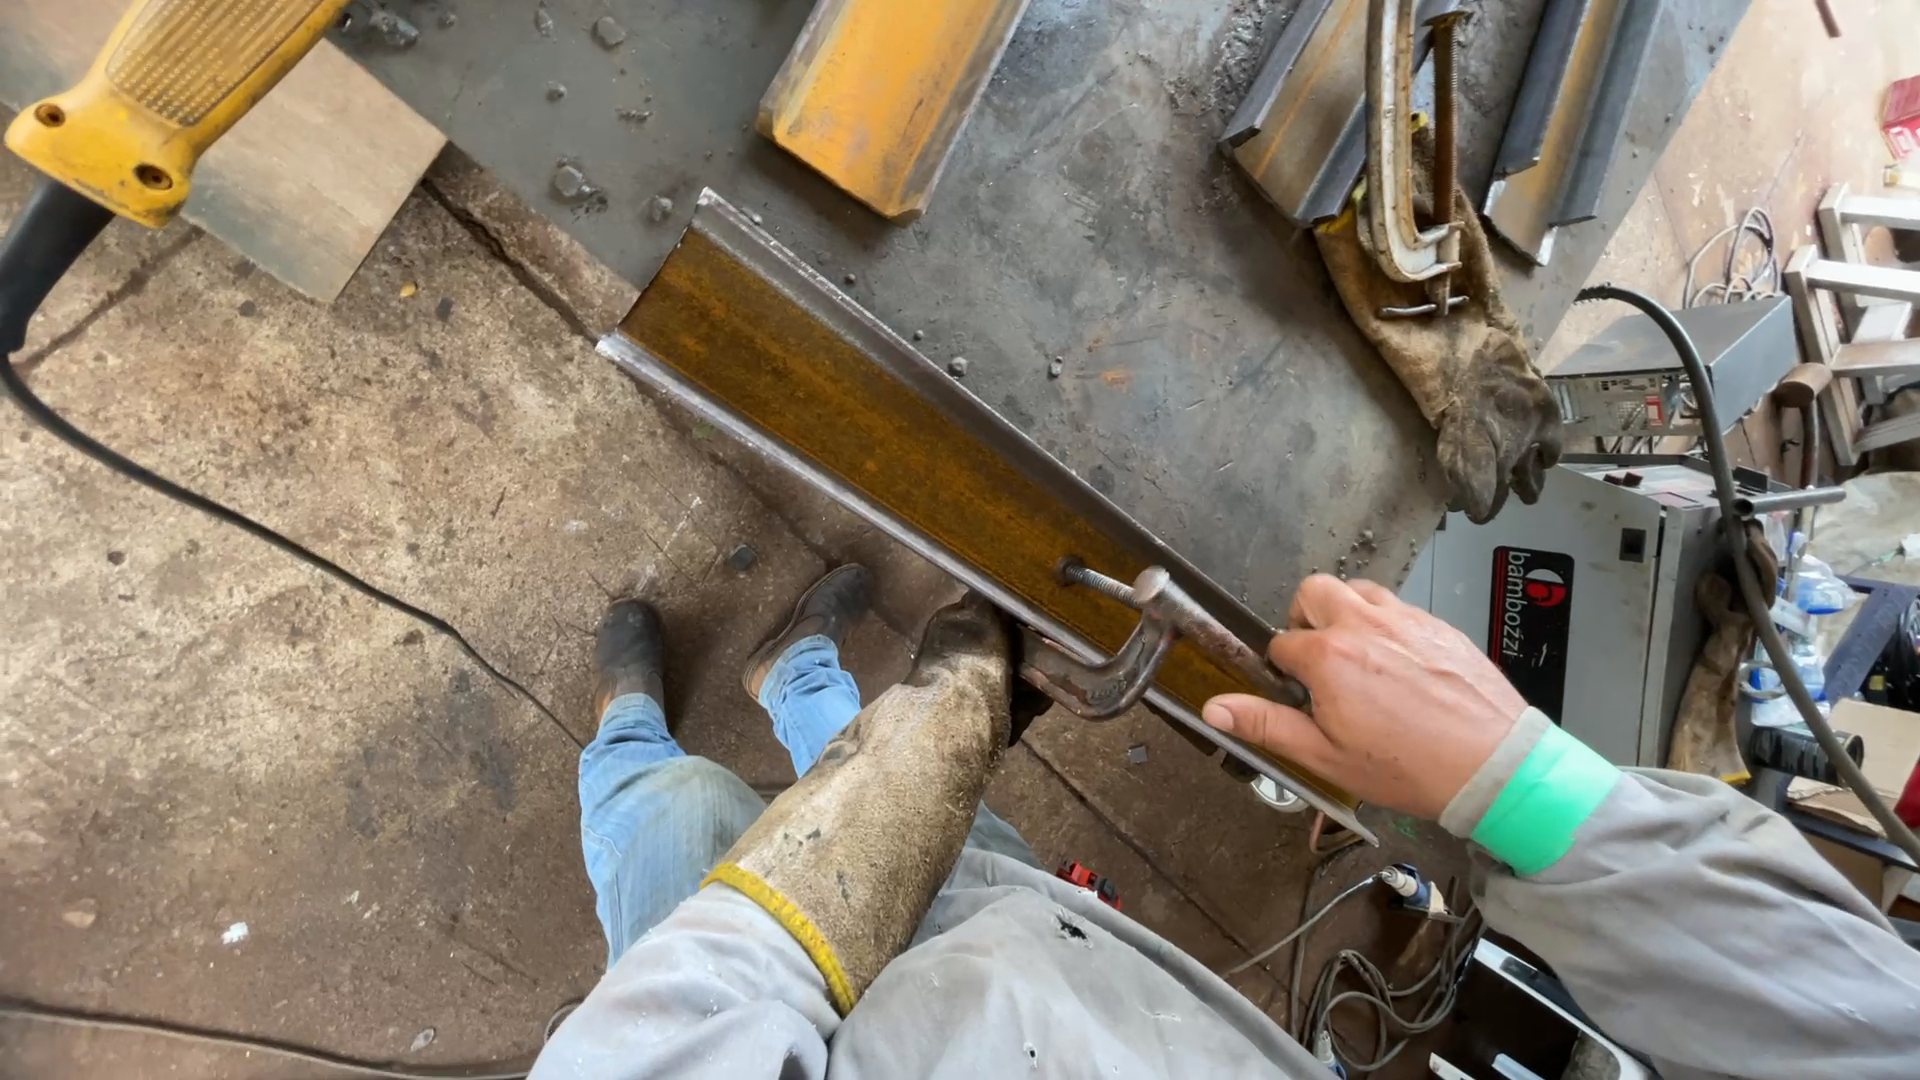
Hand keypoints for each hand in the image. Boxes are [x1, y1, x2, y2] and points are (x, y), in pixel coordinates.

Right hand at [1202, 575, 1525, 819]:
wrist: (1497, 769)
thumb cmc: (1409, 766)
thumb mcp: (1324, 755)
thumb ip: (1264, 724)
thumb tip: (1214, 709)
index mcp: (1328, 657)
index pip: (1281, 644)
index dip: (1282, 668)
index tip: (1297, 690)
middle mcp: (1362, 625)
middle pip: (1312, 591)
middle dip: (1304, 618)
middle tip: (1317, 657)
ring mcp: (1404, 620)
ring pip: (1356, 589)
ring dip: (1345, 611)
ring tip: (1355, 650)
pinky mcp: (1438, 625)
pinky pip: (1398, 606)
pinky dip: (1386, 622)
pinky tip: (1398, 661)